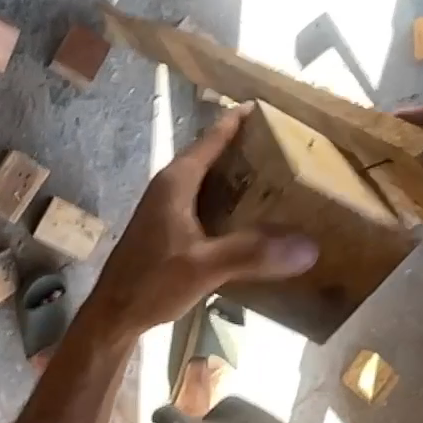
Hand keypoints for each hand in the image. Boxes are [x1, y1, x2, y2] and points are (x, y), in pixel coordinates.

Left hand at [88, 104, 318, 334]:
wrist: (114, 315)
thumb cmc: (151, 283)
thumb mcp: (204, 267)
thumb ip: (252, 253)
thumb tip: (308, 245)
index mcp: (176, 182)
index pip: (211, 138)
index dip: (238, 121)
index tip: (268, 107)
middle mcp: (170, 187)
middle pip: (212, 157)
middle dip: (246, 150)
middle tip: (287, 146)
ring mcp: (166, 209)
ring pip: (208, 182)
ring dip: (237, 179)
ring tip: (278, 178)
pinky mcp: (168, 230)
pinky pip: (205, 204)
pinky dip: (228, 204)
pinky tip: (250, 219)